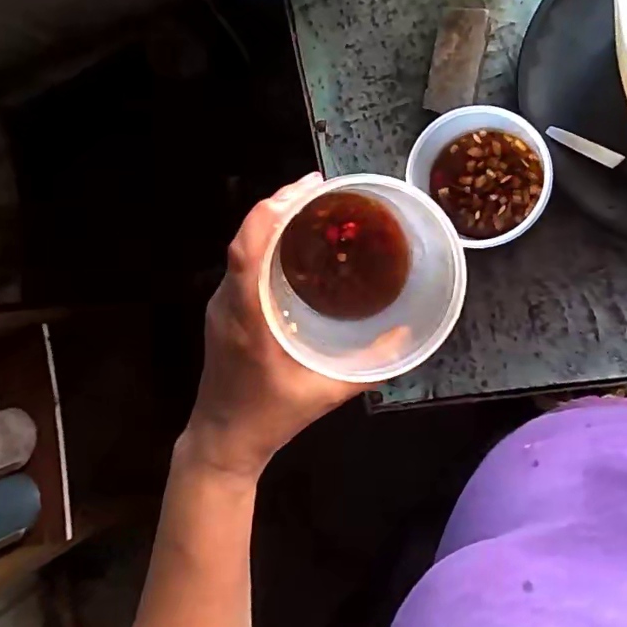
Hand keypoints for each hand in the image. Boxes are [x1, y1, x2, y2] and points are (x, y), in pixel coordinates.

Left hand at [185, 174, 372, 479]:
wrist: (221, 439)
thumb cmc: (269, 417)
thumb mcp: (324, 395)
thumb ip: (367, 368)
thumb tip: (405, 337)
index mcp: (247, 318)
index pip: (245, 251)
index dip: (270, 213)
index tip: (305, 190)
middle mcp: (228, 301)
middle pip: (244, 238)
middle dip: (277, 204)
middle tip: (317, 188)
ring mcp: (221, 303)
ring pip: (241, 247)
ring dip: (269, 220)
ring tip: (308, 205)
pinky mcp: (224, 308)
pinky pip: (241, 262)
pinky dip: (264, 241)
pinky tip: (291, 241)